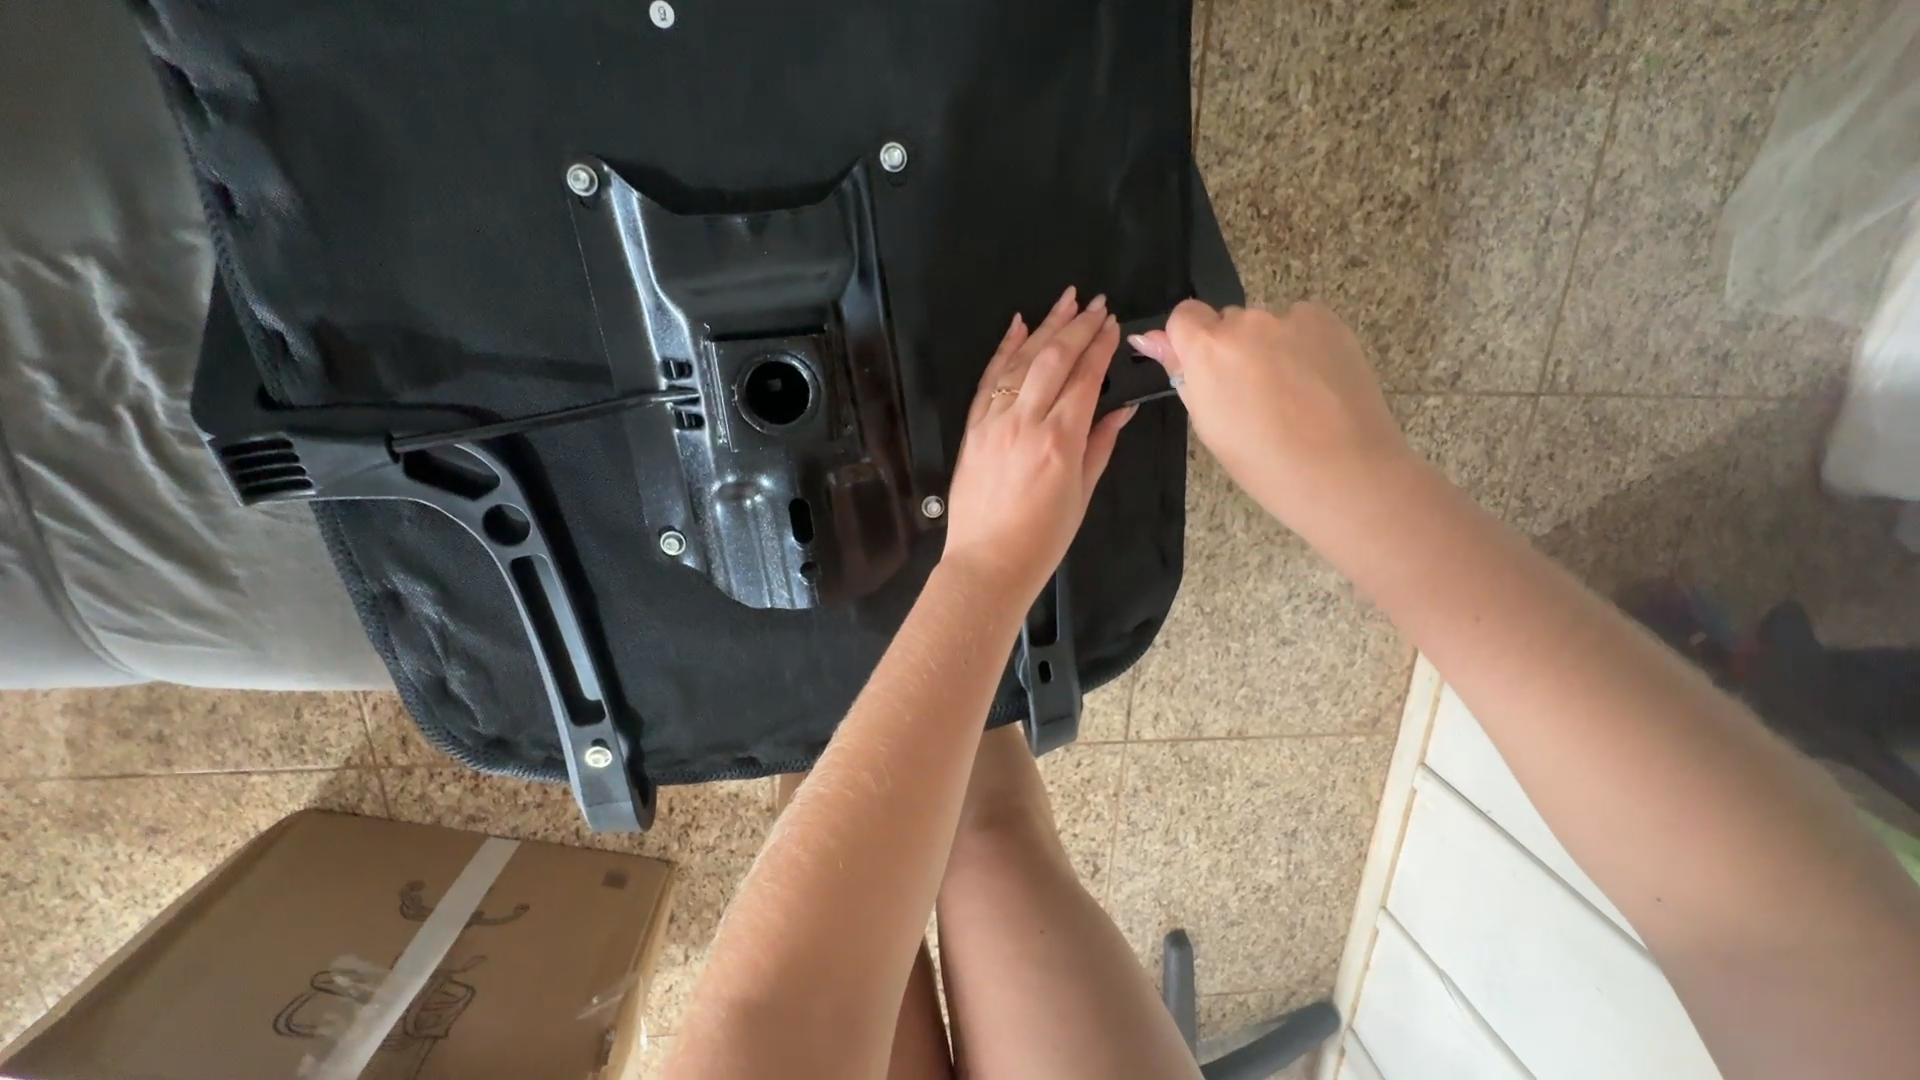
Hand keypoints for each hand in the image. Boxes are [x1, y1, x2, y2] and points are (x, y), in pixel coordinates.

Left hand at [942, 287, 1133, 601]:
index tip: (1112, 324)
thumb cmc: (1042, 538)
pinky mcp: (972, 429)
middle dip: (1078, 326)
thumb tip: (1122, 410)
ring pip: (1020, 361)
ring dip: (1044, 327)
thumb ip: (1100, 444)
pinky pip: (988, 380)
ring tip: (1065, 301)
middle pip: (1054, 359)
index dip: (1100, 347)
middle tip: (1096, 303)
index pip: (1085, 378)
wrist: (987, 563)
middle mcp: (1025, 422)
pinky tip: (1018, 326)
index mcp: (1060, 440)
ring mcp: (994, 423)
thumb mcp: (1082, 493)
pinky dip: (1003, 350)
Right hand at [1129, 300, 1411, 527]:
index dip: (1190, 341)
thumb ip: (1182, 375)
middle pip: (1228, 322)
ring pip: (1267, 325)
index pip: (1183, 315)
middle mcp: (1248, 322)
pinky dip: (1303, 347)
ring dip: (1270, 348)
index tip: (1205, 372)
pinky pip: (1302, 326)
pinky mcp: (1329, 321)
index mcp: (1208, 349)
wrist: (1343, 471)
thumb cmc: (1265, 463)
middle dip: (1233, 349)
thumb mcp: (1209, 425)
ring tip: (1291, 396)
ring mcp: (1292, 318)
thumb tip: (1148, 339)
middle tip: (1252, 397)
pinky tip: (1315, 385)